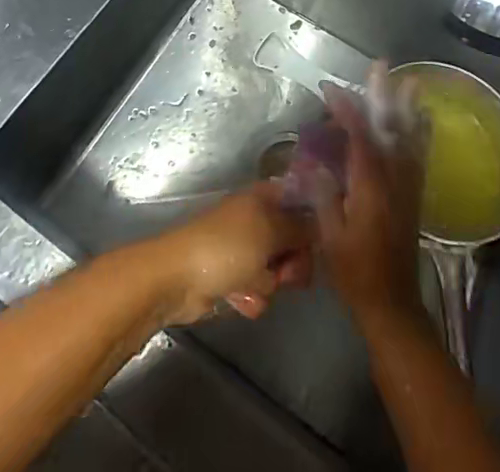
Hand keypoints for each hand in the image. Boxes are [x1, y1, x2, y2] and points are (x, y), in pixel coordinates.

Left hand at [145, 182, 312, 323]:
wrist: (176, 280)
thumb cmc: (227, 247)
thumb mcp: (272, 231)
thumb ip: (303, 228)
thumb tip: (322, 225)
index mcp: (264, 198)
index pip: (302, 202)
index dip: (313, 222)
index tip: (318, 242)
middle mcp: (257, 219)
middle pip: (295, 241)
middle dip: (293, 262)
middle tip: (288, 273)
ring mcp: (244, 249)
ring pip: (279, 269)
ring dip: (271, 283)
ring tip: (255, 287)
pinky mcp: (233, 278)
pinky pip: (258, 289)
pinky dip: (252, 296)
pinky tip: (240, 300)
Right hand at [313, 60, 428, 322]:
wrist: (392, 301)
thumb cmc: (355, 271)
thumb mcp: (330, 236)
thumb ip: (324, 196)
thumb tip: (314, 163)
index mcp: (371, 185)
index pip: (359, 135)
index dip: (345, 108)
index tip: (329, 88)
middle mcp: (395, 178)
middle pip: (390, 127)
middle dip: (383, 94)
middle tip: (380, 66)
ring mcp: (409, 185)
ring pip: (411, 137)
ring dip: (408, 108)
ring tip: (411, 82)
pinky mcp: (415, 195)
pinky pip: (420, 154)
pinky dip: (420, 132)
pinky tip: (422, 122)